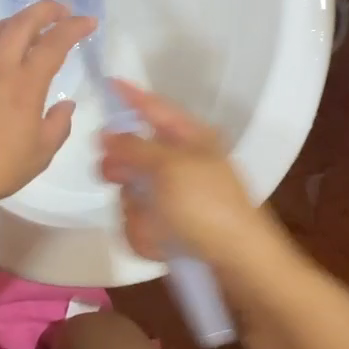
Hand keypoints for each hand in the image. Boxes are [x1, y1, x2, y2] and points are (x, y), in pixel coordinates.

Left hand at [0, 0, 95, 212]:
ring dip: (19, 19)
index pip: (53, 43)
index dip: (74, 27)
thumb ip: (58, 125)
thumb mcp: (40, 153)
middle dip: (46, 10)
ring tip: (34, 26)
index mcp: (24, 83)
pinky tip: (5, 50)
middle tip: (63, 11)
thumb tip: (65, 105)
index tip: (89, 21)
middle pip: (22, 22)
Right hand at [98, 81, 285, 268]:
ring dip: (136, 211)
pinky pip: (141, 221)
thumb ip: (134, 146)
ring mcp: (178, 197)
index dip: (131, 95)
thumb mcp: (168, 167)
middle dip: (123, 172)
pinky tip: (160, 244)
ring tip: (154, 228)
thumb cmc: (207, 207)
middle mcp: (183, 163)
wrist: (240, 265)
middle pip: (134, 155)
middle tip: (112, 177)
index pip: (154, 108)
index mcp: (191, 139)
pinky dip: (145, 233)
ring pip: (132, 193)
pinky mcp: (174, 226)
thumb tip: (107, 133)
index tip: (107, 82)